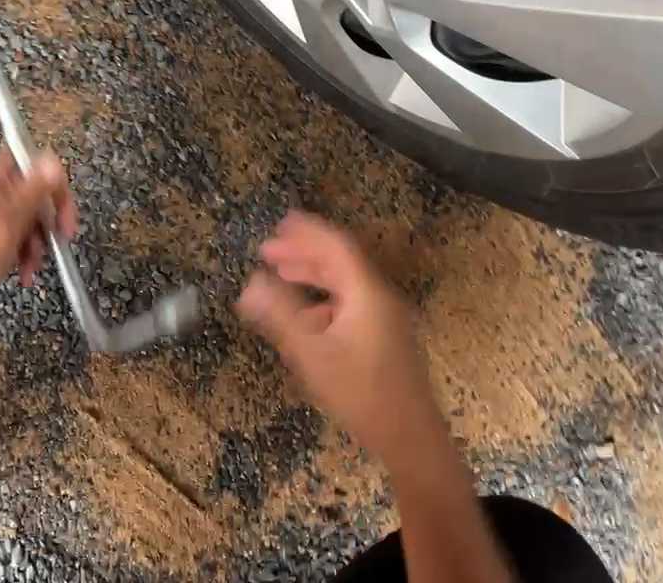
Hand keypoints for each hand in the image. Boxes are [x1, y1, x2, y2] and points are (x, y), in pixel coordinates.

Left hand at [0, 151, 78, 336]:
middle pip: (27, 193)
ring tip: (34, 268)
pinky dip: (20, 256)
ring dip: (35, 241)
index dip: (50, 180)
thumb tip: (52, 157)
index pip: (26, 163)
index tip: (63, 210)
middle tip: (62, 240)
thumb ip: (31, 192)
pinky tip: (24, 277)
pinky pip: (8, 243)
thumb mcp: (5, 225)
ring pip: (21, 221)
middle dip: (46, 216)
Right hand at [236, 211, 441, 462]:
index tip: (280, 222)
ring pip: (345, 284)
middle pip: (340, 263)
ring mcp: (387, 319)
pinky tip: (304, 318)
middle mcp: (380, 298)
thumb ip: (280, 316)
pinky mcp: (386, 339)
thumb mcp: (313, 354)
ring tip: (281, 275)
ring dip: (312, 276)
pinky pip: (351, 304)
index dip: (308, 231)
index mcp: (367, 293)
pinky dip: (324, 300)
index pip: (336, 247)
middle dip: (303, 253)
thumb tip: (249, 284)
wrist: (413, 440)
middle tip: (268, 250)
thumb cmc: (362, 393)